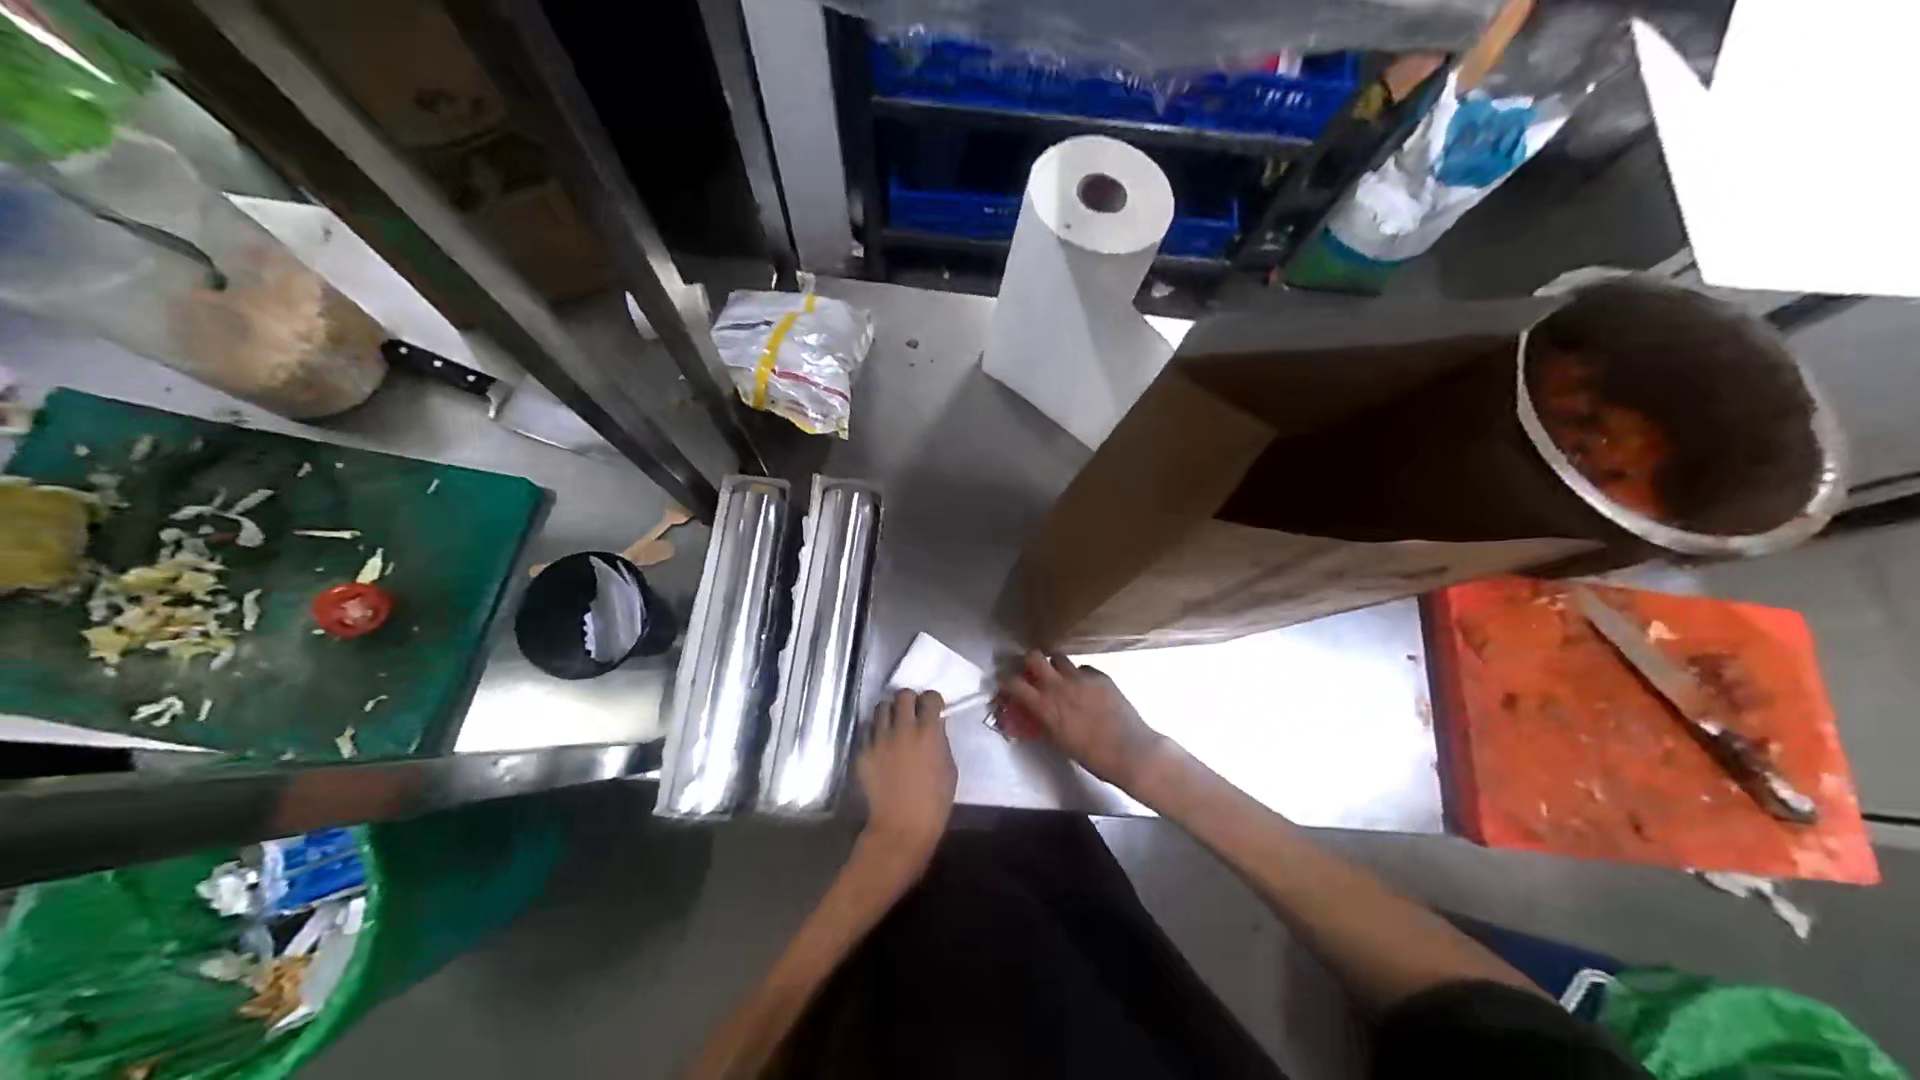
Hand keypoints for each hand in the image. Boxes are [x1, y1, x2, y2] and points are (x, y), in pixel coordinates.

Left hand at [855, 689, 955, 876]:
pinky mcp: (863, 751)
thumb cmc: (934, 801)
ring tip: (895, 725)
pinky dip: (876, 730)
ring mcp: (879, 739)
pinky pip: (868, 729)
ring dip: (891, 712)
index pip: (930, 697)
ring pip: (881, 707)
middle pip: (903, 694)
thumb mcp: (950, 767)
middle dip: (910, 700)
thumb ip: (941, 740)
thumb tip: (935, 724)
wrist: (902, 826)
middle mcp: (902, 729)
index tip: (934, 708)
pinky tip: (882, 743)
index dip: (933, 700)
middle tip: (913, 713)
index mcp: (928, 732)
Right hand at [996, 652, 1167, 790]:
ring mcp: (1081, 678)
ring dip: (1055, 666)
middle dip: (1030, 663)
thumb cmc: (1091, 756)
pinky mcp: (1100, 676)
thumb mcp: (1059, 741)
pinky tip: (1086, 689)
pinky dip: (1079, 675)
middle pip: (1034, 657)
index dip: (1006, 682)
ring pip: (1059, 657)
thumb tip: (1037, 713)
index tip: (1007, 686)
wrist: (1129, 751)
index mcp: (1045, 706)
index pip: (1014, 683)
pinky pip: (1083, 668)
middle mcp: (1059, 686)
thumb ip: (1044, 722)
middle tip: (1034, 673)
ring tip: (1061, 677)